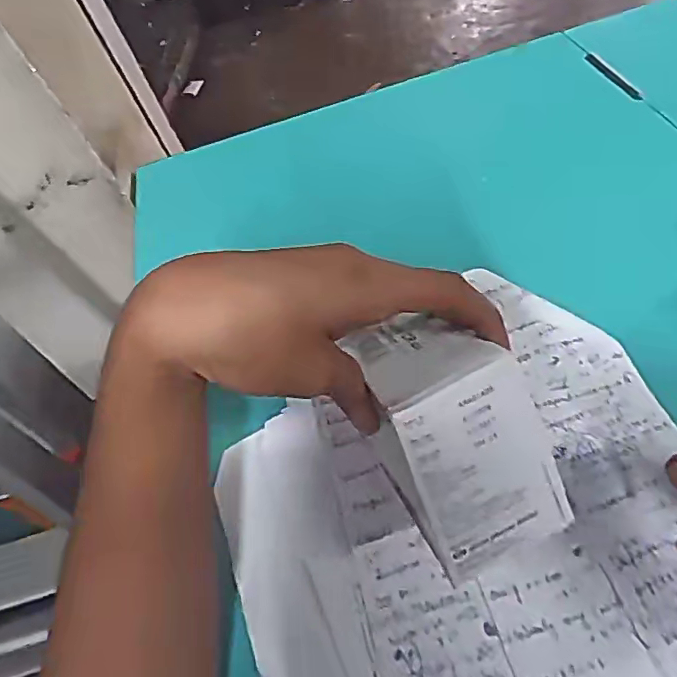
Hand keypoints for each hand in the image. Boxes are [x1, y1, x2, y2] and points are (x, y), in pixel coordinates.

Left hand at [110, 244, 505, 432]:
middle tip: (463, 363)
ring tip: (420, 362)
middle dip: (448, 318)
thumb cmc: (249, 336)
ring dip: (409, 317)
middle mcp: (351, 263)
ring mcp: (322, 264)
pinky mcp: (299, 272)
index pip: (442, 288)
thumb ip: (350, 387)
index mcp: (365, 282)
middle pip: (417, 284)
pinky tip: (366, 347)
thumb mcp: (306, 371)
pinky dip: (377, 314)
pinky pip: (356, 289)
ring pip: (385, 287)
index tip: (498, 347)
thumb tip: (373, 413)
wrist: (178, 308)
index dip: (478, 313)